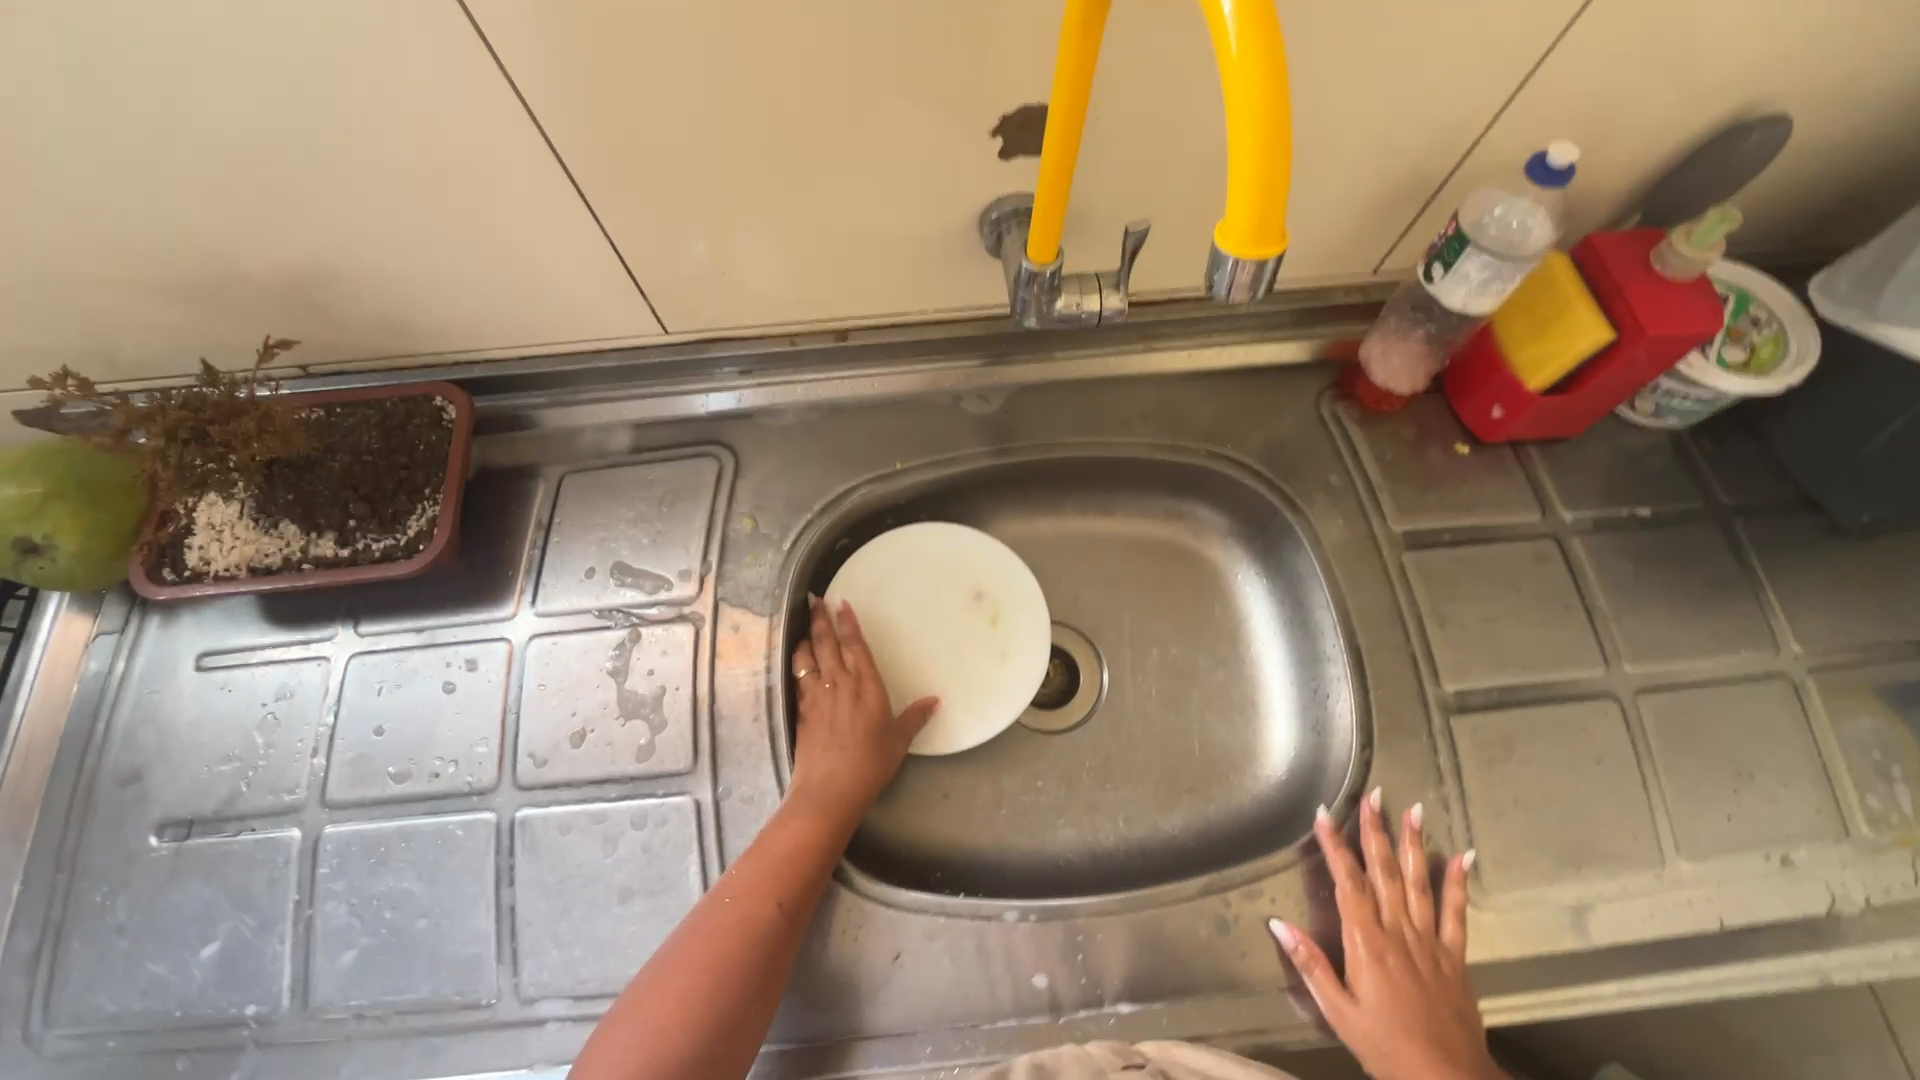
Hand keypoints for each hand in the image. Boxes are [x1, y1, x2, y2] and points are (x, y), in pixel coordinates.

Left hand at [788, 597, 938, 825]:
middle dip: (821, 619)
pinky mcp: (801, 711)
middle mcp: (839, 684)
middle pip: (826, 643)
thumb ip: (915, 718)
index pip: (855, 645)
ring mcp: (816, 696)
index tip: (842, 603)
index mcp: (866, 686)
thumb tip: (934, 701)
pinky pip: (799, 678)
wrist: (828, 791)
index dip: (848, 623)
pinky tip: (800, 663)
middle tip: (815, 599)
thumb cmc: (869, 765)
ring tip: (806, 626)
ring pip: (807, 657)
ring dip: (806, 638)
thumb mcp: (898, 741)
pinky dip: (799, 664)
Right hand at [1268, 790, 1500, 1079]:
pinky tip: (1463, 856)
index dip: (1336, 846)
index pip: (1348, 883)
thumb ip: (1310, 964)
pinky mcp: (1455, 956)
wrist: (1448, 1079)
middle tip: (1375, 794)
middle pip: (1385, 872)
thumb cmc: (1384, 1046)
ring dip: (1415, 844)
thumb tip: (1278, 923)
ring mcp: (1430, 941)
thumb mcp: (1337, 1011)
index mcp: (1366, 943)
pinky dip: (1458, 883)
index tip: (1324, 814)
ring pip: (1419, 882)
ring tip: (1415, 809)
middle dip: (1377, 831)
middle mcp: (1398, 932)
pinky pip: (1456, 913)